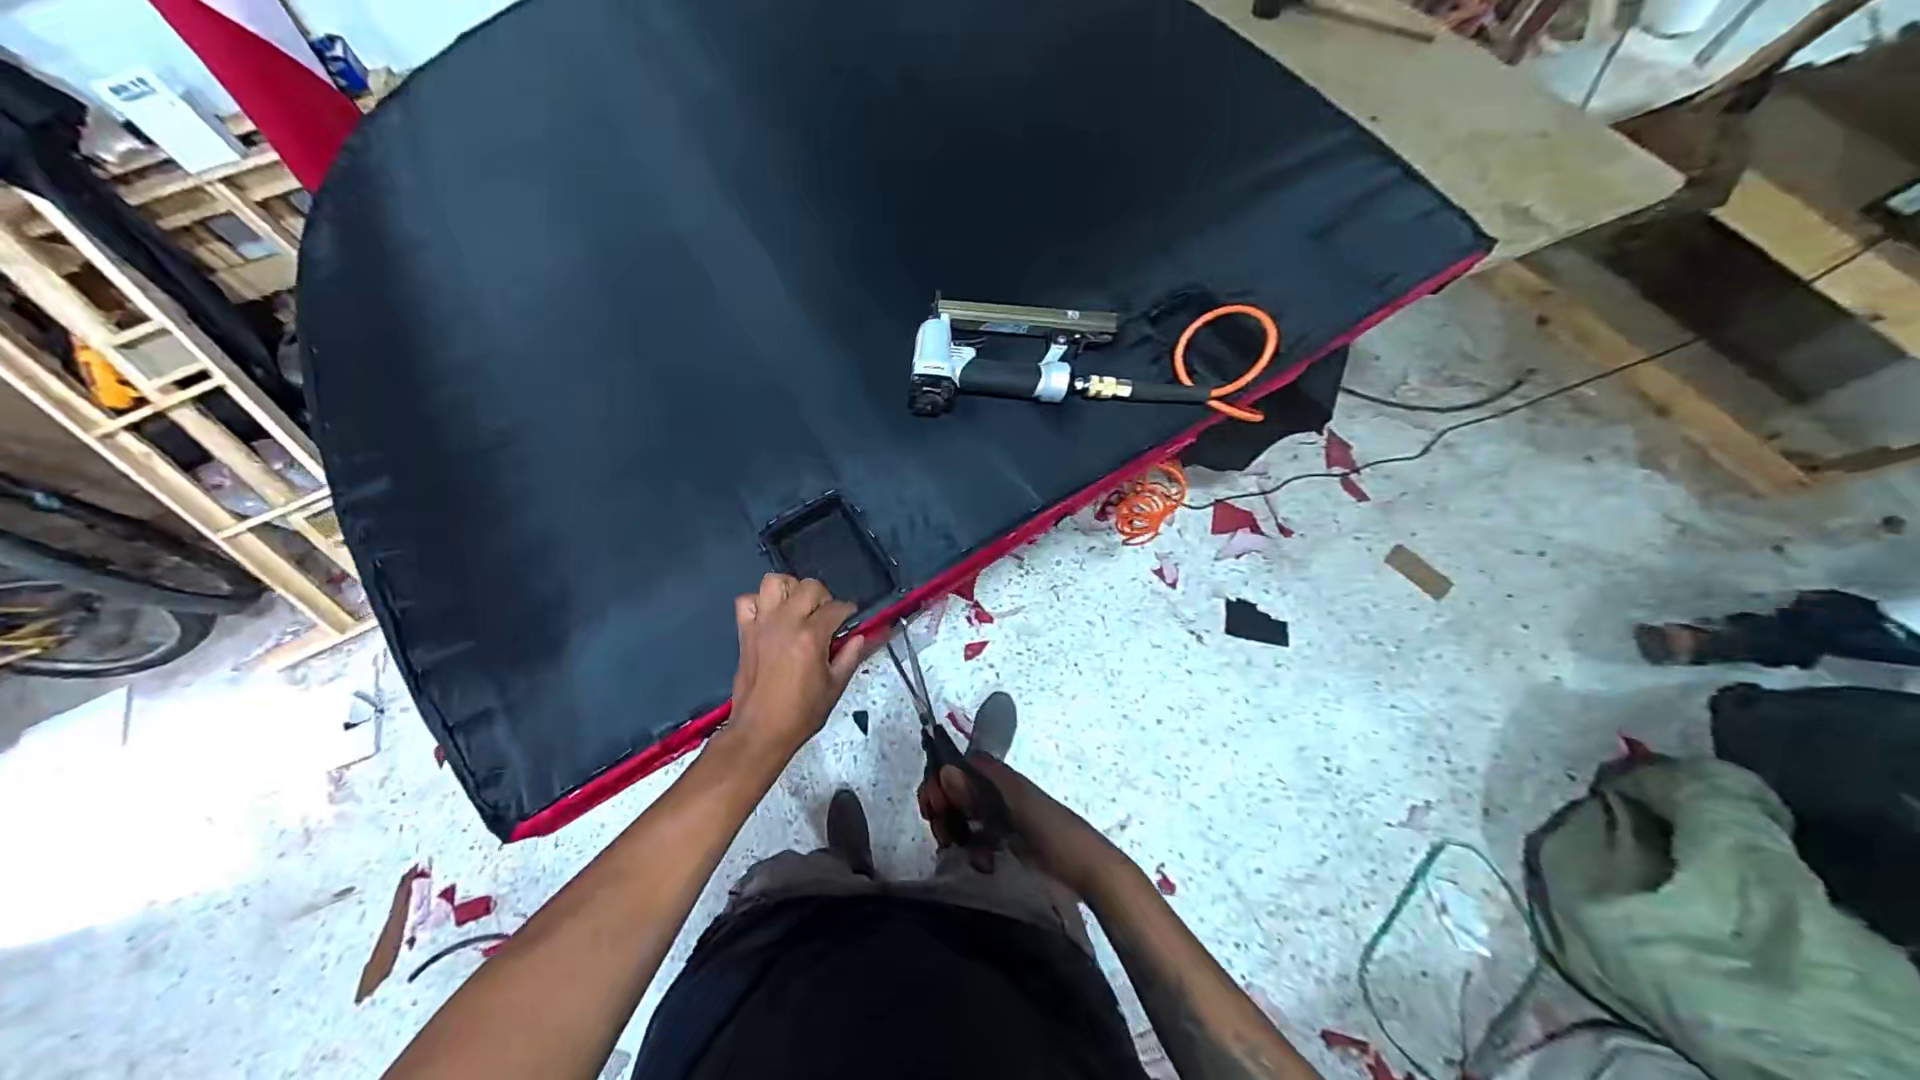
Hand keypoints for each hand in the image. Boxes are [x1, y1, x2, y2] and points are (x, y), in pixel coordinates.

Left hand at [727, 574, 868, 753]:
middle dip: (823, 597)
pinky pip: (747, 601)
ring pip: (774, 582)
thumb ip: (851, 655)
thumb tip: (861, 636)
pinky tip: (771, 618)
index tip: (851, 619)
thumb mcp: (835, 686)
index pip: (836, 608)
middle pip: (808, 586)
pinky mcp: (745, 632)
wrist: (760, 730)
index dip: (848, 611)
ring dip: (790, 590)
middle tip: (826, 616)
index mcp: (811, 636)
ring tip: (797, 609)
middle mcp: (785, 622)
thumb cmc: (801, 712)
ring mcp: (762, 624)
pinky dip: (759, 603)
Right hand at [918, 755, 1122, 893]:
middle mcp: (997, 793)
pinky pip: (974, 841)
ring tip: (967, 854)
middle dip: (944, 811)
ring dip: (955, 834)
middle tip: (945, 837)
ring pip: (961, 817)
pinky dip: (971, 851)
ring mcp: (1000, 819)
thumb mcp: (1018, 808)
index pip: (957, 768)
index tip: (932, 809)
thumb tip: (946, 771)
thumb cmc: (1055, 833)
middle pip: (954, 792)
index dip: (940, 783)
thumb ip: (981, 791)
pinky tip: (982, 864)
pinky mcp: (1004, 844)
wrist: (1088, 872)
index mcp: (1000, 779)